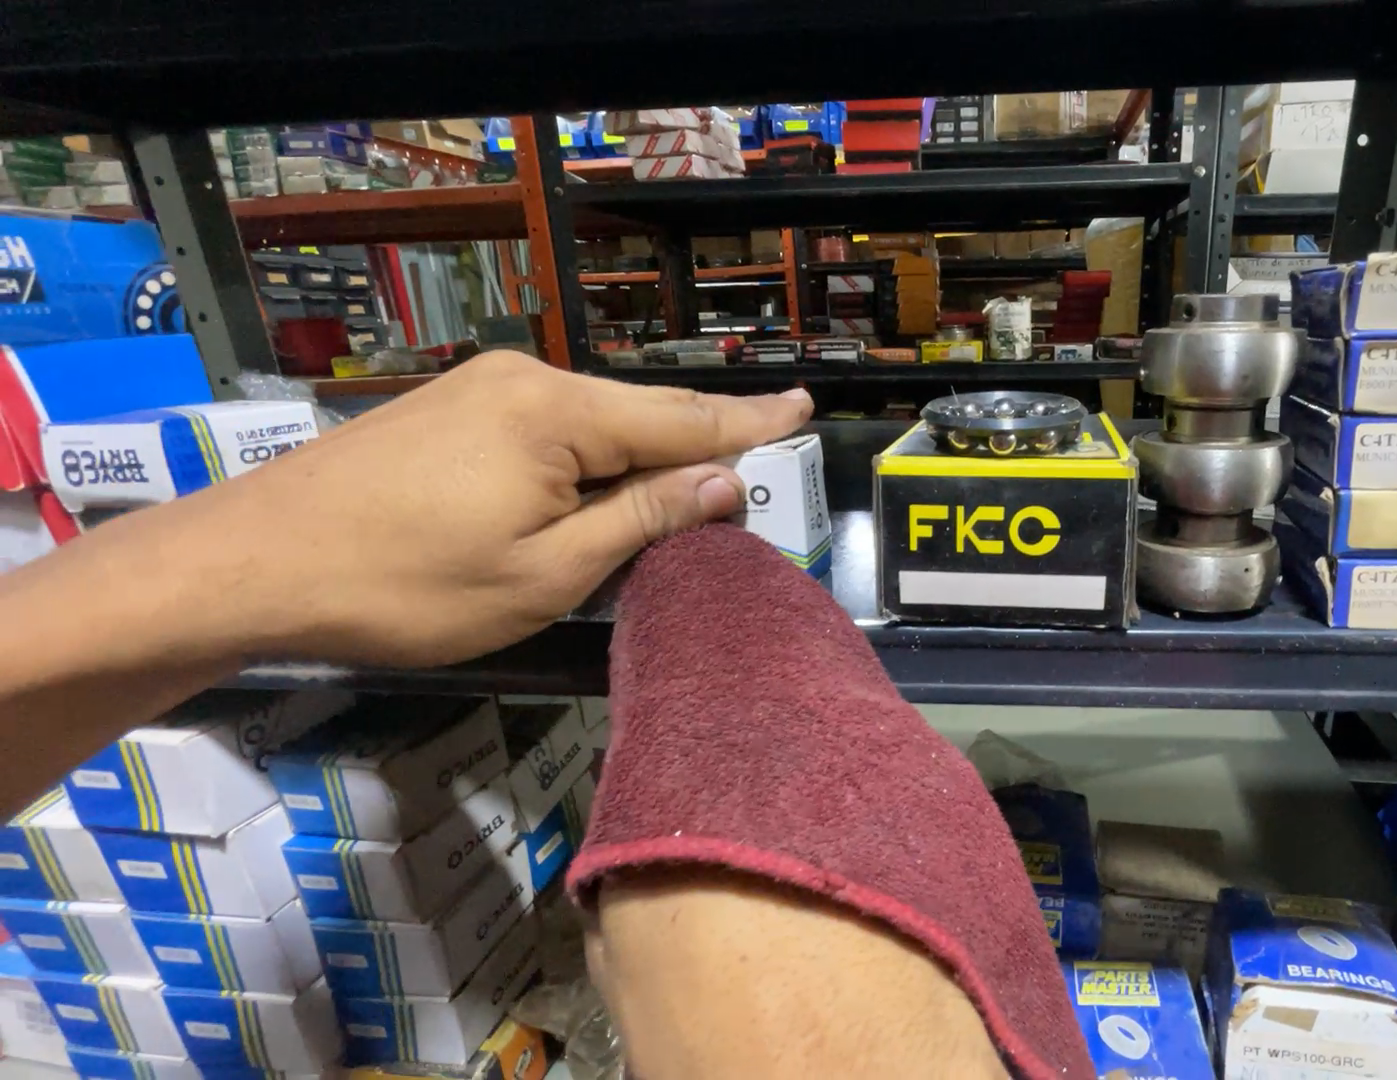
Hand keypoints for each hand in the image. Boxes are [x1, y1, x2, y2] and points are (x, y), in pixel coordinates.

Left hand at [143, 351, 810, 666]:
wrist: (242, 566)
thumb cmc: (406, 586)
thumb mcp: (546, 572)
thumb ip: (644, 519)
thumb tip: (725, 482)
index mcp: (560, 415)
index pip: (685, 418)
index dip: (752, 421)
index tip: (803, 405)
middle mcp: (531, 382)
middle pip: (647, 411)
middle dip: (709, 438)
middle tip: (767, 446)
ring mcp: (489, 389)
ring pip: (605, 420)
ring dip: (654, 452)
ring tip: (699, 482)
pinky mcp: (461, 408)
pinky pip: (563, 426)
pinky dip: (607, 454)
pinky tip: (620, 478)